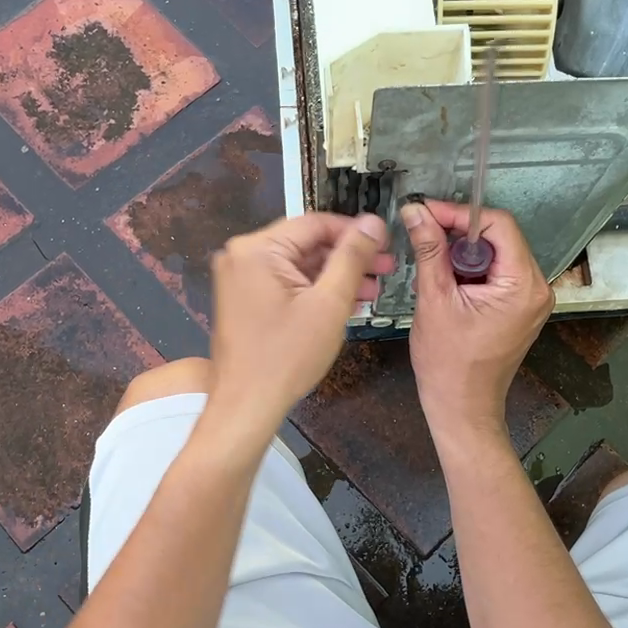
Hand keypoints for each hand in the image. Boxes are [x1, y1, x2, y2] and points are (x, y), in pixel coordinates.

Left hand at [208, 212, 392, 434]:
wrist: (246, 405)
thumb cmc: (286, 357)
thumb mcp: (329, 303)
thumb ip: (353, 257)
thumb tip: (373, 222)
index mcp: (257, 249)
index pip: (316, 223)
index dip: (356, 231)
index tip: (387, 242)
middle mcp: (242, 256)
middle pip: (307, 244)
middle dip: (349, 257)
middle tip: (386, 268)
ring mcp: (240, 279)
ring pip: (299, 266)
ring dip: (335, 276)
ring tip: (373, 290)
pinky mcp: (244, 300)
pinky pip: (286, 283)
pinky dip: (314, 290)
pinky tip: (346, 303)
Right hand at [402, 200, 553, 441]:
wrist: (461, 408)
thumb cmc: (448, 364)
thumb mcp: (434, 300)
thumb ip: (429, 250)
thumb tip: (416, 211)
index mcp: (523, 285)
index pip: (498, 224)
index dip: (460, 214)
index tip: (426, 212)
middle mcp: (536, 288)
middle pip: (499, 237)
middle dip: (458, 233)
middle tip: (422, 232)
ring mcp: (530, 300)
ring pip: (495, 255)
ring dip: (462, 253)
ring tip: (430, 259)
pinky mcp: (519, 309)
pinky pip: (496, 274)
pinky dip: (470, 271)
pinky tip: (445, 280)